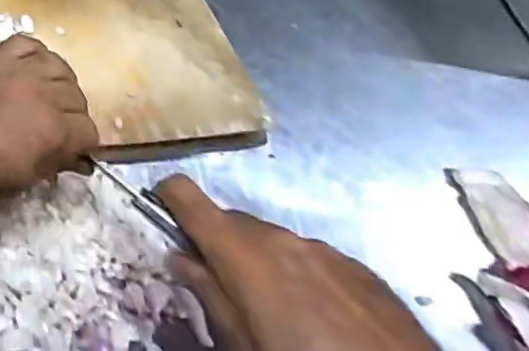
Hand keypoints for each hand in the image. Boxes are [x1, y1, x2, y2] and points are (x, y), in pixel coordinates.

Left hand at [0, 35, 97, 201]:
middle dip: (73, 115)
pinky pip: (28, 44)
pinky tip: (30, 70)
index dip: (83, 144)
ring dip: (59, 83)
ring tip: (46, 97)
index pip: (89, 131)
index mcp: (53, 128)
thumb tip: (78, 158)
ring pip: (58, 66)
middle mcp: (41, 91)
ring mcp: (17, 68)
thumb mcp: (26, 176)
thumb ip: (56, 161)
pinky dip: (35, 55)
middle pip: (77, 97)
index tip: (73, 150)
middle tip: (57, 127)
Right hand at [157, 176, 438, 350]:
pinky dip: (307, 280)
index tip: (164, 218)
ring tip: (283, 313)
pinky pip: (318, 262)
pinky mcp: (364, 273)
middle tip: (227, 289)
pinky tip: (325, 322)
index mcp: (240, 249)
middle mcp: (279, 236)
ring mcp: (325, 251)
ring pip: (276, 243)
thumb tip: (182, 260)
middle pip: (232, 223)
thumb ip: (208, 297)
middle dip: (223, 247)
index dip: (168, 199)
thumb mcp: (243, 345)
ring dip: (267, 265)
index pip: (183, 193)